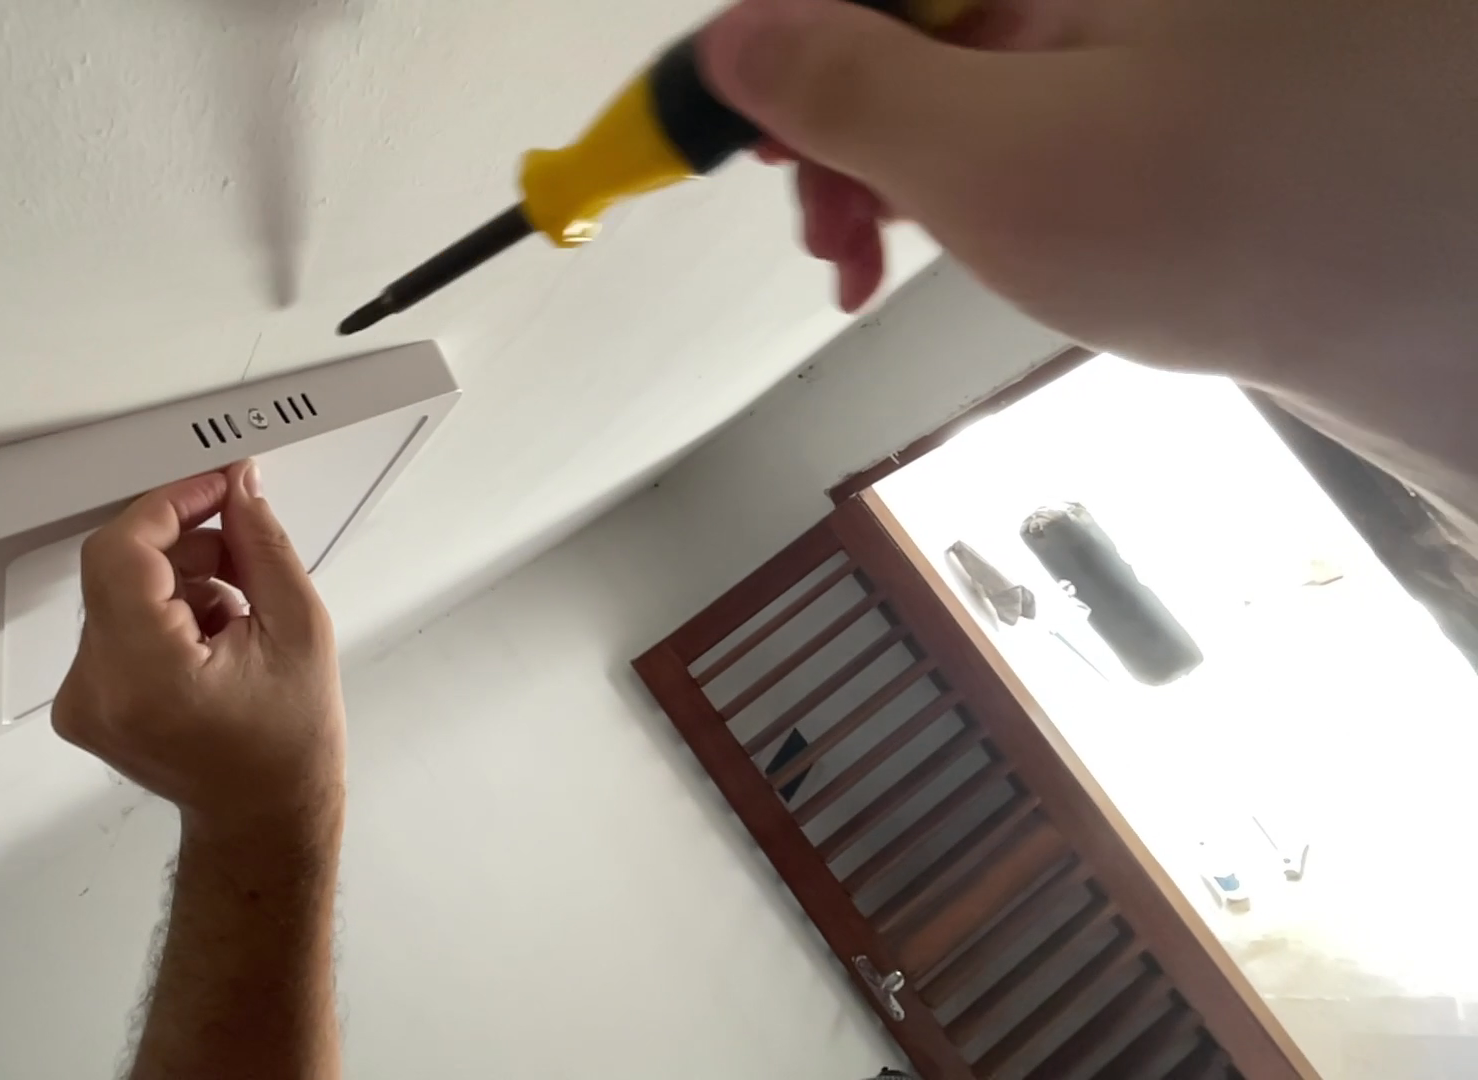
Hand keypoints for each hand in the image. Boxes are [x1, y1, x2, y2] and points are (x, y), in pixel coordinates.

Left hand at [53, 461, 345, 848]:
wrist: (263, 812)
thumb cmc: (290, 742)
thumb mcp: (300, 630)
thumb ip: (264, 548)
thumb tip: (241, 491)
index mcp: (148, 675)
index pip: (122, 553)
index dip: (169, 504)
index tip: (215, 489)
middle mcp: (96, 690)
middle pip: (121, 569)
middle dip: (188, 545)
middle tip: (248, 554)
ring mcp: (84, 699)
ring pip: (121, 591)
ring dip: (182, 578)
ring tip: (242, 609)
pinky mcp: (88, 700)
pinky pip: (118, 621)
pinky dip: (168, 608)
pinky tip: (218, 632)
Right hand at [699, 0, 1471, 378]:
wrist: (1422, 302)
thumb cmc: (1225, 226)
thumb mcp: (997, 162)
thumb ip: (850, 88)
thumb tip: (729, 39)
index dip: (778, 36)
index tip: (738, 134)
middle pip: (888, 11)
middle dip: (826, 123)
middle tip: (817, 233)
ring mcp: (1100, 2)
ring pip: (919, 60)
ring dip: (865, 163)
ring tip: (857, 262)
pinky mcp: (1112, 54)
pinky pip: (972, 93)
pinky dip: (923, 170)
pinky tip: (907, 237)